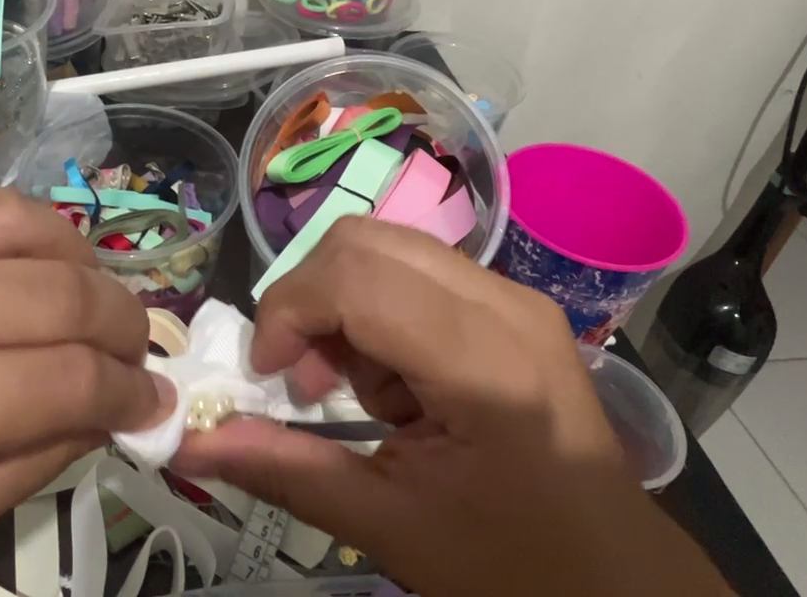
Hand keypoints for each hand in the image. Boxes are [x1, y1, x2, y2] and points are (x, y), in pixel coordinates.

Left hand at [0, 190, 172, 596]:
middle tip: (140, 353)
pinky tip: (29, 266)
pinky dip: (12, 227)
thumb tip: (132, 401)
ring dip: (74, 255)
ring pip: (11, 219)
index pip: (61, 375)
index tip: (158, 404)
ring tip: (92, 300)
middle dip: (118, 319)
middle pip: (48, 288)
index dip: (129, 390)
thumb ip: (48, 449)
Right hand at [172, 218, 728, 596]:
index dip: (289, 313)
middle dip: (309, 301)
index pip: (356, 280)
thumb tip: (187, 445)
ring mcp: (512, 295)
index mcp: (484, 362)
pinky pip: (413, 269)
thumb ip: (287, 472)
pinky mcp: (510, 302)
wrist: (619, 581)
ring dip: (340, 303)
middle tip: (305, 380)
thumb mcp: (394, 528)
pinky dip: (373, 308)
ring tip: (349, 387)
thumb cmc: (514, 565)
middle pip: (363, 242)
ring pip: (384, 246)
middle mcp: (502, 303)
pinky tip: (389, 379)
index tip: (270, 378)